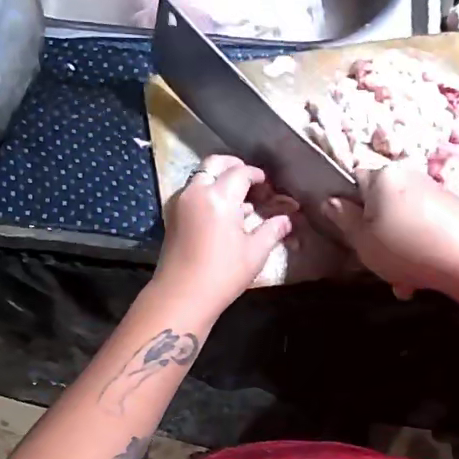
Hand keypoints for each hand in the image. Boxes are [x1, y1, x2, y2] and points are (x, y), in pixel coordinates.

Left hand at [154, 155, 294, 309]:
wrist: (181, 296)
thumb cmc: (222, 274)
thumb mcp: (255, 253)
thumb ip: (272, 230)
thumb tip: (286, 219)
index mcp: (219, 197)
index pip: (241, 173)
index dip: (256, 175)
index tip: (267, 184)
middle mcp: (196, 192)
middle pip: (214, 163)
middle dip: (234, 165)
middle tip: (250, 178)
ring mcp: (180, 202)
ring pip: (200, 176)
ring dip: (218, 178)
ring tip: (238, 196)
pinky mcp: (171, 215)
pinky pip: (191, 191)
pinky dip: (206, 191)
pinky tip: (220, 211)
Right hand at [323, 164, 458, 298]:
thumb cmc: (407, 247)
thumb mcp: (362, 240)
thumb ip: (343, 220)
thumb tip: (331, 201)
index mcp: (383, 176)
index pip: (353, 180)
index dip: (347, 205)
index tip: (349, 232)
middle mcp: (409, 177)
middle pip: (380, 204)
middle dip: (377, 236)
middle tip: (377, 263)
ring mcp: (435, 193)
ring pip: (403, 222)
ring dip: (398, 250)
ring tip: (404, 281)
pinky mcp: (456, 212)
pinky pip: (425, 230)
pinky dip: (420, 250)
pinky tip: (423, 278)